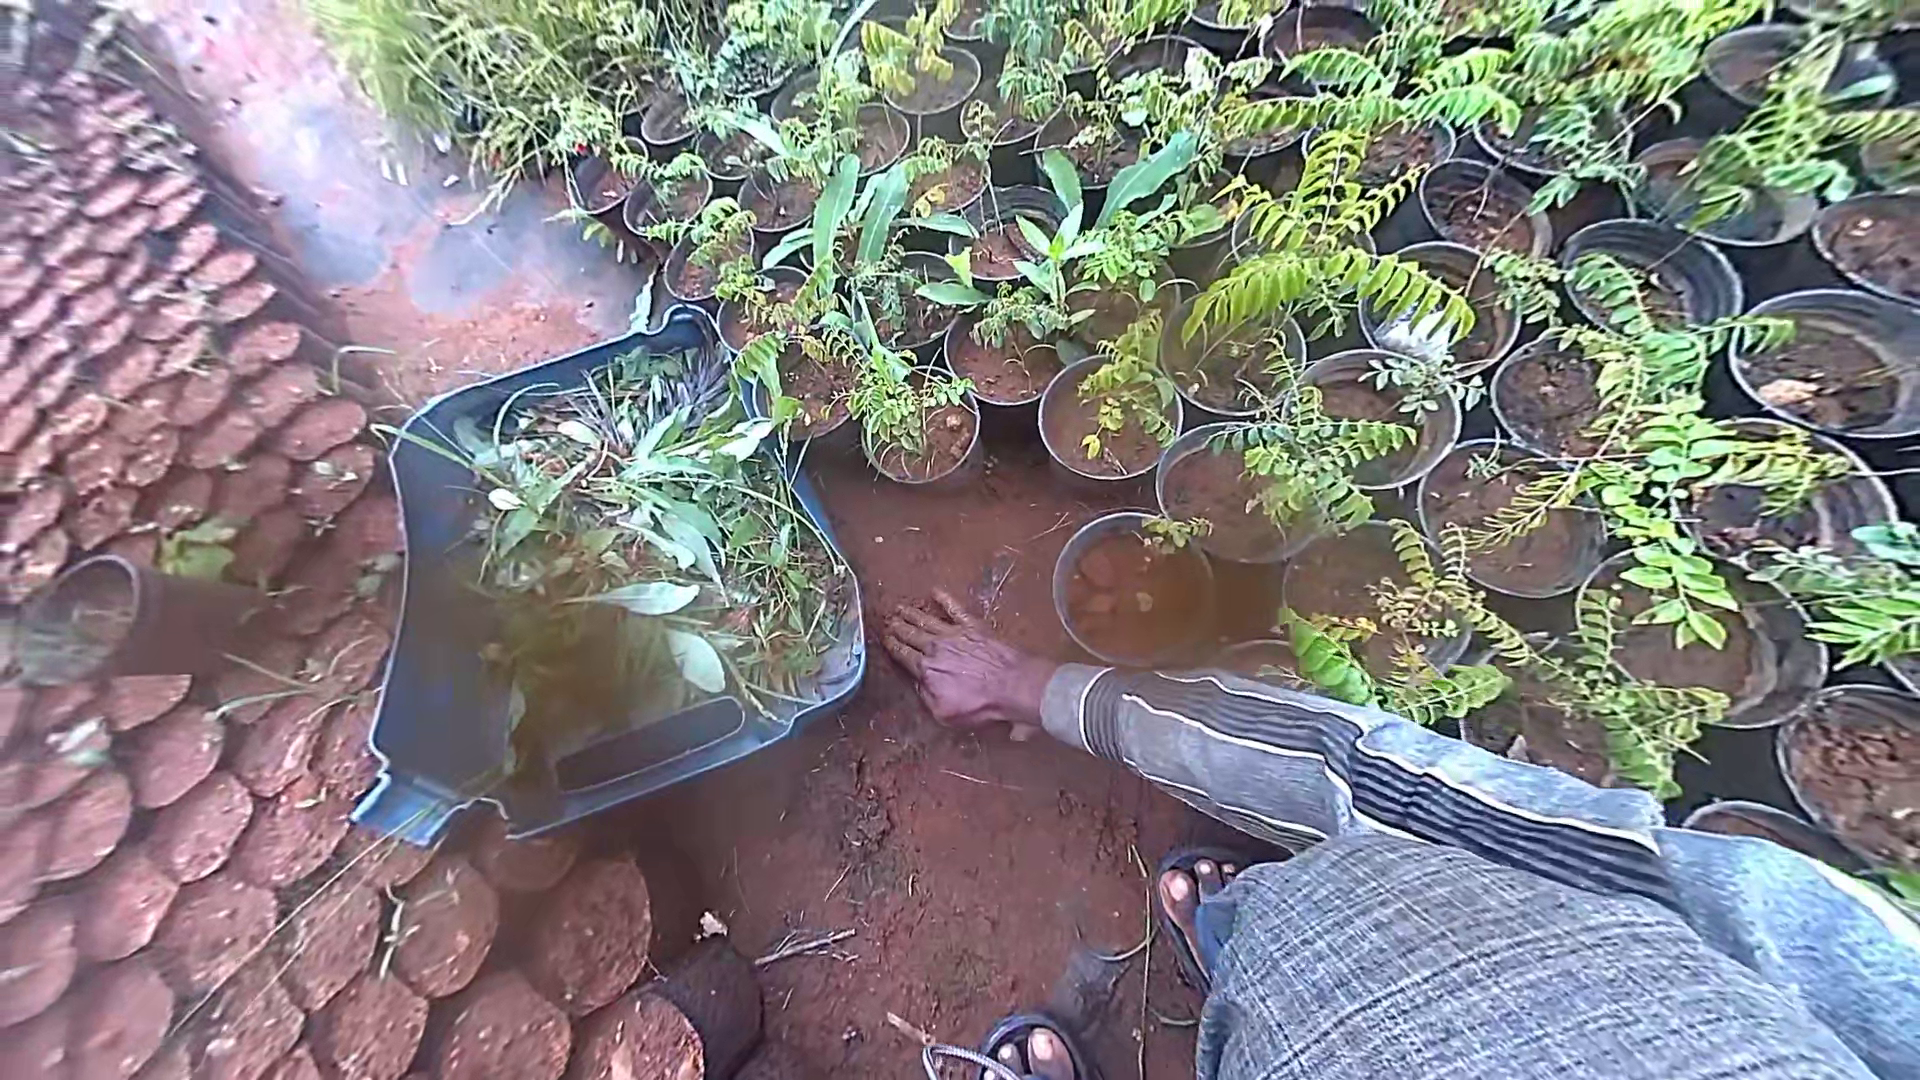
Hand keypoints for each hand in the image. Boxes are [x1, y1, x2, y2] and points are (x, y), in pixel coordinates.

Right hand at [884, 590, 1056, 739]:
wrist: (1013, 685)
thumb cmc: (981, 705)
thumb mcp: (944, 714)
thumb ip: (926, 697)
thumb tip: (919, 683)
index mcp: (926, 669)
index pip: (903, 655)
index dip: (892, 646)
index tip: (884, 638)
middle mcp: (935, 647)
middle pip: (911, 634)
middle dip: (897, 626)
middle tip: (887, 619)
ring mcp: (955, 633)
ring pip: (927, 620)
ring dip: (912, 613)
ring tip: (900, 607)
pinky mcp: (973, 626)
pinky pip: (955, 608)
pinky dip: (944, 599)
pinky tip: (935, 591)